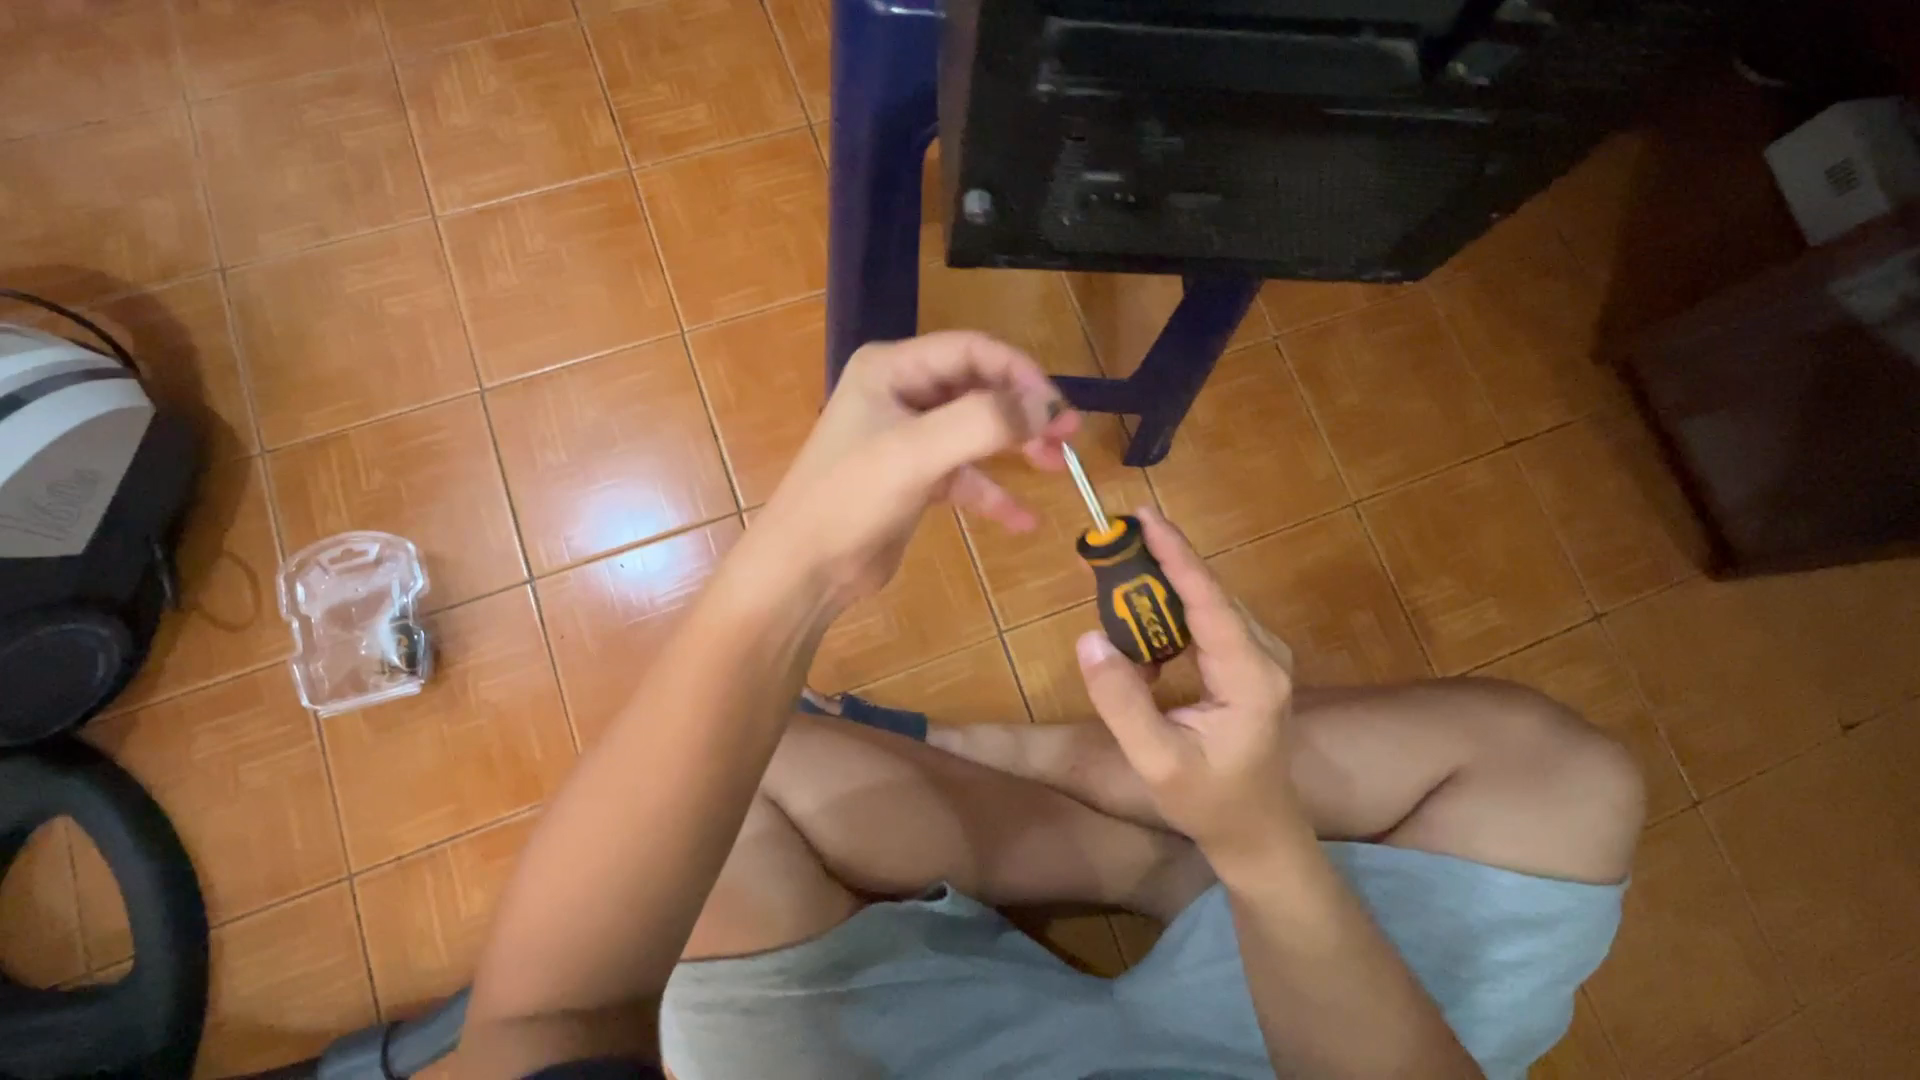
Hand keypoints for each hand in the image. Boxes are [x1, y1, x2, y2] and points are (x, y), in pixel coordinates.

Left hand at [752, 331, 1077, 607]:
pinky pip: (964, 476)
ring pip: (975, 431)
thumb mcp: (916, 452)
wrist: (804, 568)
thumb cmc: (851, 499)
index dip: (1020, 375)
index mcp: (892, 369)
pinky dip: (993, 493)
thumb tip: (1050, 408)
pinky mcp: (913, 479)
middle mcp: (900, 393)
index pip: (972, 351)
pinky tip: (1023, 520)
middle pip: (978, 389)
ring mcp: (907, 437)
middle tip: (1068, 436)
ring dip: (1015, 448)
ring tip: (1057, 467)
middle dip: (1023, 411)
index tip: (1060, 409)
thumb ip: (984, 422)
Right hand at [1075, 506, 1303, 862]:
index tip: (1144, 516)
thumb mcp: (1156, 761)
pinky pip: (1206, 623)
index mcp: (1250, 677)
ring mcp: (1261, 658)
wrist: (1258, 830)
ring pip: (1207, 604)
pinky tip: (1140, 639)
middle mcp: (1264, 656)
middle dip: (1161, 563)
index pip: (1209, 601)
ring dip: (1162, 590)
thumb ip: (1122, 701)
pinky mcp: (1249, 663)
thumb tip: (1090, 638)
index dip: (1176, 555)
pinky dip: (1169, 619)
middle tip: (1113, 540)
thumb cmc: (1210, 802)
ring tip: (1117, 577)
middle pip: (1208, 593)